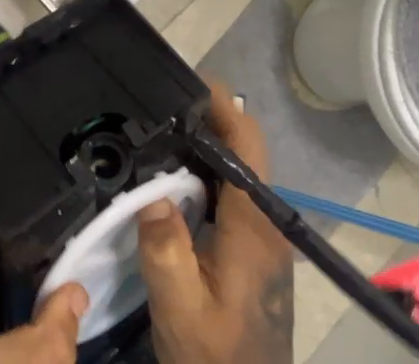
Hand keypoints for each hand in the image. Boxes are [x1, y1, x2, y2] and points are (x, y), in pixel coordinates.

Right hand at [137, 82, 293, 363]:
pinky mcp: (252, 252)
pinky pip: (231, 197)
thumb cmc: (216, 355)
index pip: (248, 147)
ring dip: (206, 149)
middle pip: (244, 154)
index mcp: (253, 228)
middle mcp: (264, 224)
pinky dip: (205, 176)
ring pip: (237, 174)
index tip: (190, 82)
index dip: (225, 109)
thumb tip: (153, 194)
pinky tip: (172, 182)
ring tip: (158, 133)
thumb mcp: (181, 309)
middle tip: (158, 104)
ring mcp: (261, 239)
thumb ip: (166, 252)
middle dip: (209, 122)